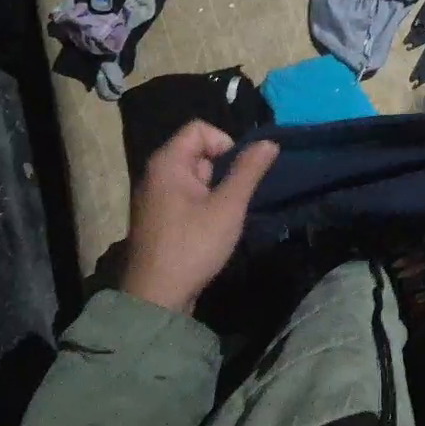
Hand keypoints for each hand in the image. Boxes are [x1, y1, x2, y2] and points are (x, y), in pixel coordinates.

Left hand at [122, 122, 279, 313]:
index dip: (225, 142)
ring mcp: (155, 196)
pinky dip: (204, 203)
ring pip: (195, 175)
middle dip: (223, 169)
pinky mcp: (158, 217)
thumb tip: (270, 142)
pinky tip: (212, 227)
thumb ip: (249, 170)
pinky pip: (186, 194)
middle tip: (233, 198)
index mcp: (167, 163)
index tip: (238, 171)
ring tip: (225, 215)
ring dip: (216, 189)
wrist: (156, 297)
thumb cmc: (193, 246)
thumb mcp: (228, 206)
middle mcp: (156, 173)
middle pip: (198, 151)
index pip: (199, 128)